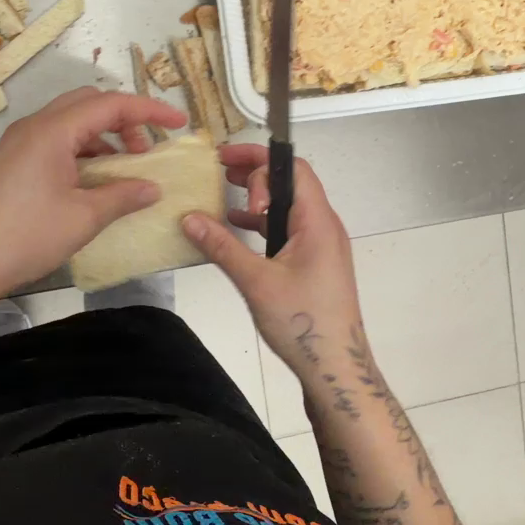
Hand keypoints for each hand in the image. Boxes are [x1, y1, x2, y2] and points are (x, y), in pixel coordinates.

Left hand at [0, 87, 187, 298]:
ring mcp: (19, 142)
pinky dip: (82, 149)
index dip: (149, 111)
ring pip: (71, 121)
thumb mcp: (84, 217)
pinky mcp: (13, 160)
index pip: (110, 104)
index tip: (179, 123)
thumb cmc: (27, 236)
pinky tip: (95, 179)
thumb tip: (152, 187)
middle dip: (124, 119)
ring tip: (124, 167)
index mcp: (52, 130)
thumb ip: (123, 195)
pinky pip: (55, 139)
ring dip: (103, 135)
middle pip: (89, 103)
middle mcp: (34, 126)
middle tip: (146, 150)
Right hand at [182, 145, 361, 374]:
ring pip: (288, 206)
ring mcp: (321, 246)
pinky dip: (263, 222)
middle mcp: (324, 226)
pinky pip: (288, 229)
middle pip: (291, 183)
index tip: (225, 164)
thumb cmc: (302, 321)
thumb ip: (222, 246)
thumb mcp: (256, 282)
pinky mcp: (315, 264)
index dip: (259, 158)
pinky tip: (237, 227)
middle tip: (220, 167)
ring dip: (258, 195)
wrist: (336, 366)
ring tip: (224, 189)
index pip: (292, 169)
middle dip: (256, 170)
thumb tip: (189, 217)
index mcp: (317, 222)